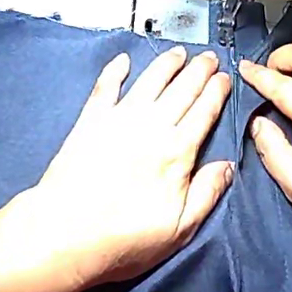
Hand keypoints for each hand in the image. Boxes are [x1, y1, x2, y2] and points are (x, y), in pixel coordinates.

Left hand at [9, 47, 234, 289]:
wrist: (64, 232)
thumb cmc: (123, 238)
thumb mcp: (179, 228)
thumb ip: (206, 193)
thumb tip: (227, 166)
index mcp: (176, 152)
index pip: (204, 112)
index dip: (216, 91)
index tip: (225, 77)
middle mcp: (151, 127)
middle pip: (182, 89)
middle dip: (199, 70)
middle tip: (209, 57)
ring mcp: (119, 119)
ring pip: (150, 81)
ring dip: (167, 64)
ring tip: (179, 53)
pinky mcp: (90, 121)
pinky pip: (106, 87)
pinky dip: (115, 71)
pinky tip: (122, 61)